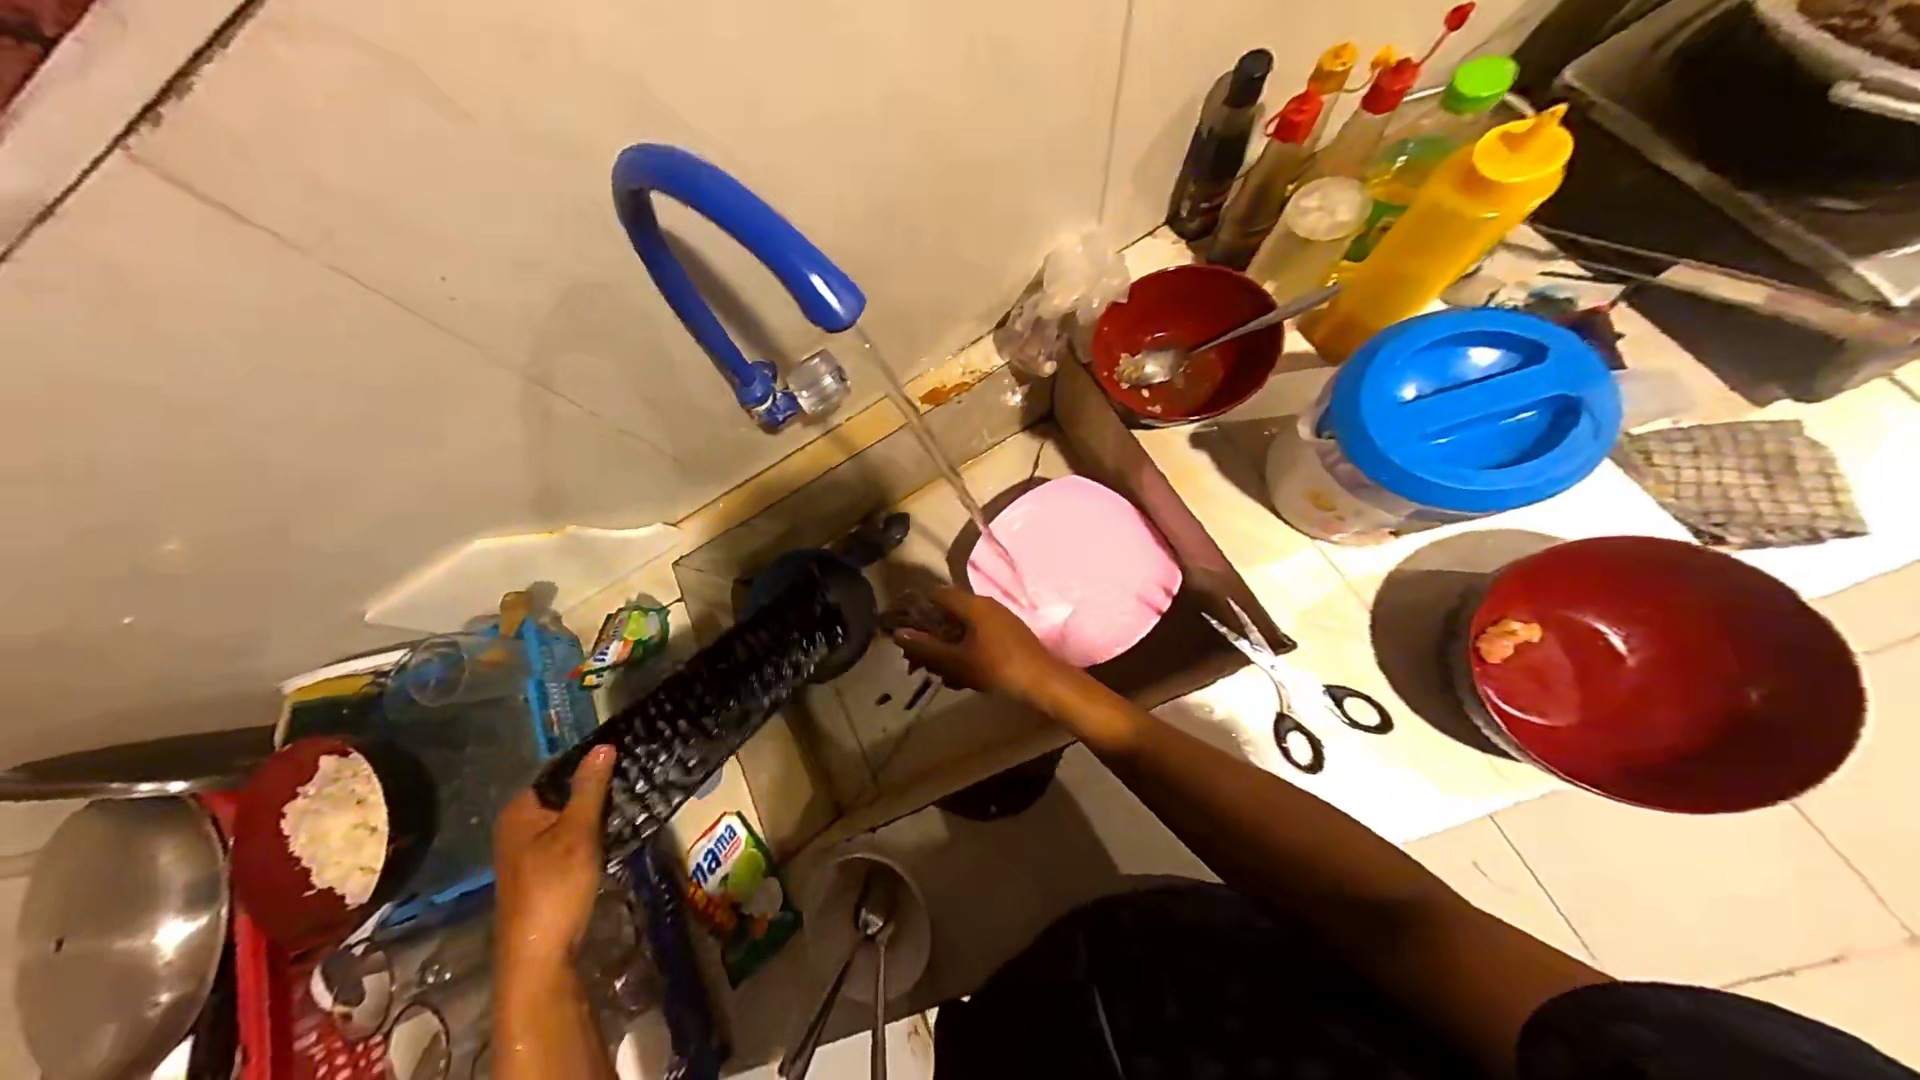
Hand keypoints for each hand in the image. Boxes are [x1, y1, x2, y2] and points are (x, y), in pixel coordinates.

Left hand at [494, 745, 615, 973]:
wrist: (540, 956)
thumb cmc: (556, 886)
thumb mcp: (578, 831)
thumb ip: (590, 787)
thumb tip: (602, 745)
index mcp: (519, 811)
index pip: (559, 771)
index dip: (592, 764)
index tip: (627, 757)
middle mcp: (518, 827)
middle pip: (565, 795)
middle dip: (598, 788)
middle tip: (636, 778)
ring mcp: (529, 851)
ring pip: (571, 818)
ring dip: (598, 813)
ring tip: (634, 799)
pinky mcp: (544, 871)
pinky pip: (572, 839)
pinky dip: (592, 834)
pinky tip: (617, 832)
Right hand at [891, 586, 1068, 702]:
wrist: (1043, 681)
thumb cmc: (997, 668)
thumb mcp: (957, 661)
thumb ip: (927, 647)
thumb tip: (899, 634)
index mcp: (973, 604)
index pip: (937, 594)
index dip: (917, 606)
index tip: (904, 624)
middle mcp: (986, 604)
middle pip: (950, 611)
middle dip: (932, 633)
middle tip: (919, 658)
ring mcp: (1000, 617)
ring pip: (964, 626)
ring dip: (949, 645)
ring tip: (941, 670)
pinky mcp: (1008, 632)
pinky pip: (979, 634)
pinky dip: (966, 648)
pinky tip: (963, 673)